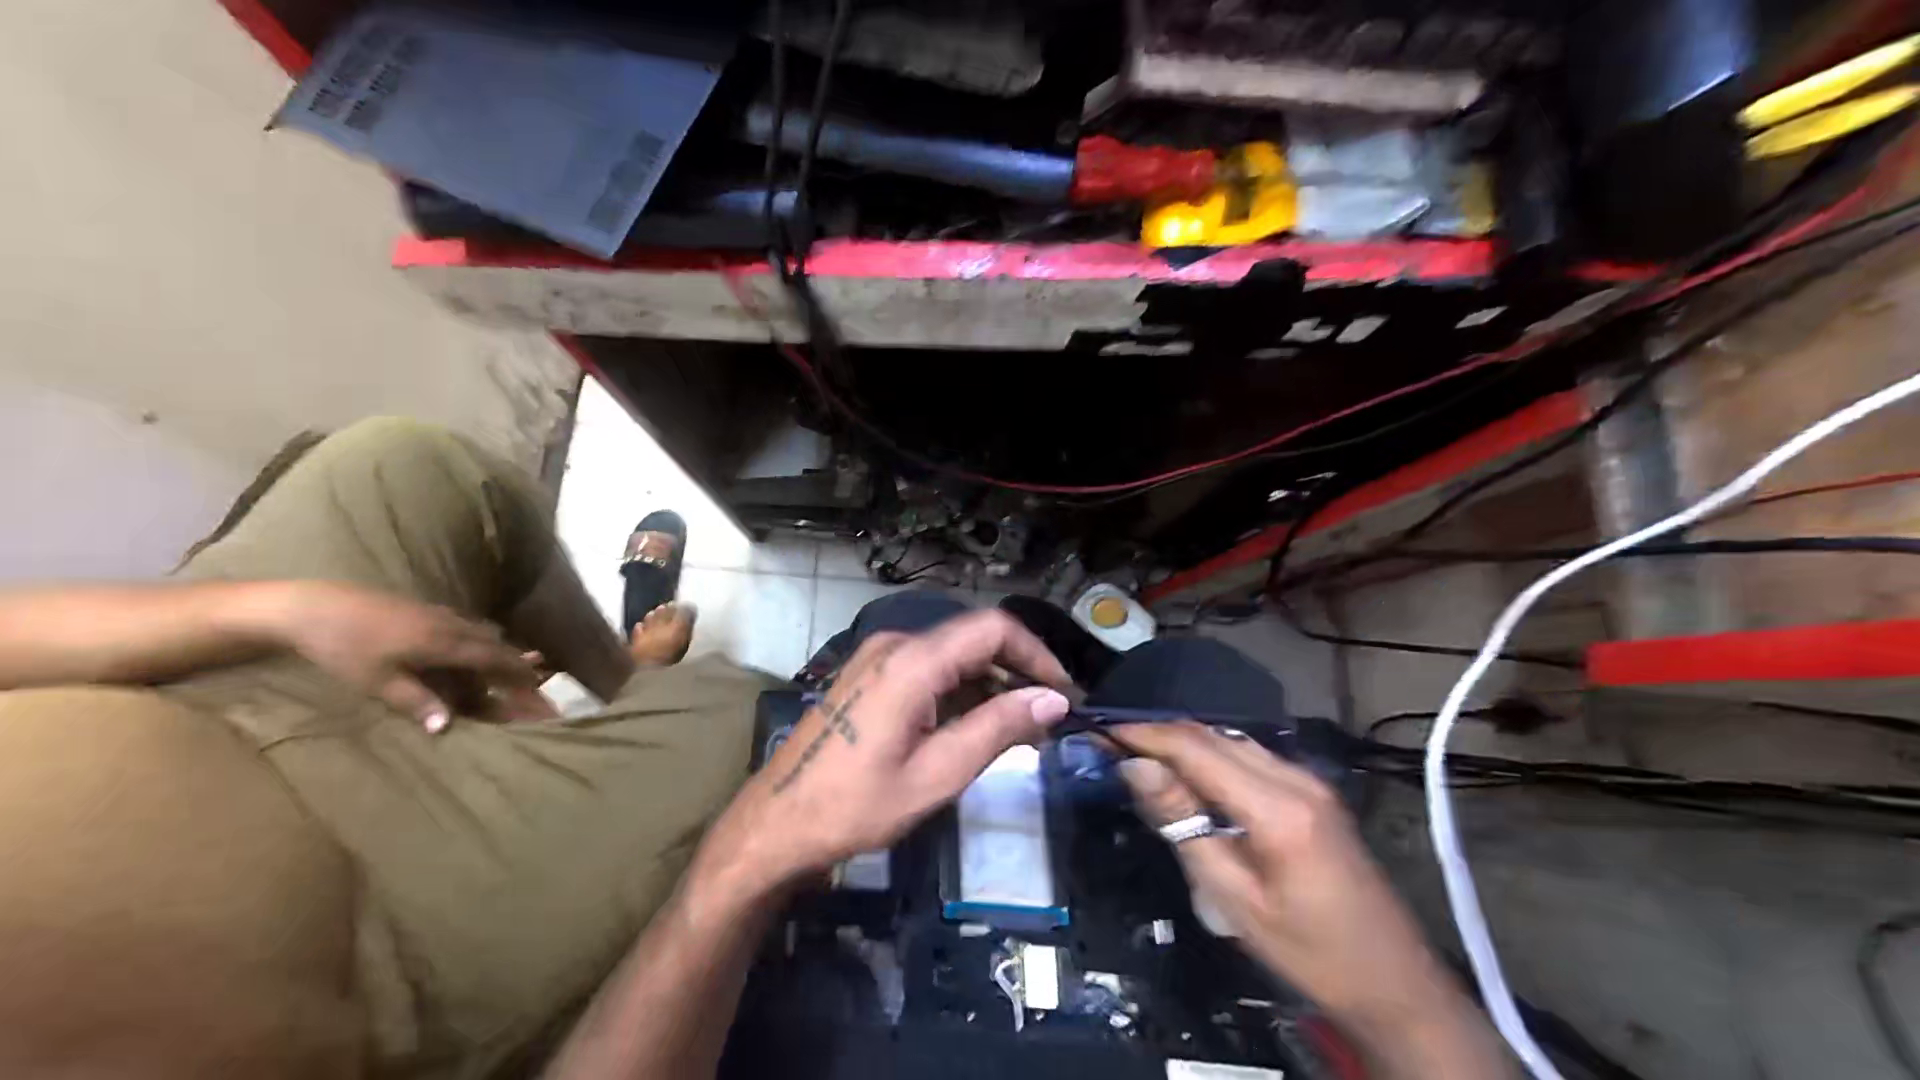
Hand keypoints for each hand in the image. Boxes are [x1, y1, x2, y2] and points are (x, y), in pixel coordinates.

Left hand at [263, 581, 546, 731]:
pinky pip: (467, 625)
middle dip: (515, 661)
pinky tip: (470, 644)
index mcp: (445, 644)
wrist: (315, 606)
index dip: (517, 672)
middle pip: (495, 643)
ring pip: (482, 631)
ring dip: (498, 648)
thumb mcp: (376, 681)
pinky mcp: (427, 610)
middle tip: (531, 676)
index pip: (494, 659)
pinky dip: (479, 638)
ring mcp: (440, 614)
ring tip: (507, 663)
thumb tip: (447, 727)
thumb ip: (415, 702)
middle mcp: (452, 626)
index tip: (538, 683)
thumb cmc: (345, 648)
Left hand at [695, 611, 1072, 898]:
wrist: (777, 821)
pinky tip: (974, 725)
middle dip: (1017, 672)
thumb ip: (998, 728)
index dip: (1037, 655)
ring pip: (953, 653)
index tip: (1063, 694)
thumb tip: (1053, 700)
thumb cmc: (856, 805)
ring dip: (989, 684)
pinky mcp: (869, 673)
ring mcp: (878, 656)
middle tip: (1046, 719)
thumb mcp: (937, 774)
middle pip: (974, 638)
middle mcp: (895, 644)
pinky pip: (928, 666)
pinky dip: (959, 689)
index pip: (994, 630)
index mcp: (912, 661)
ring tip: (1018, 729)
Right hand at [1113, 724, 1508, 1076]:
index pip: (1195, 747)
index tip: (1101, 731)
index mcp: (1276, 806)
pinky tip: (1192, 776)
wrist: (1398, 987)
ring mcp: (1310, 782)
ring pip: (1232, 741)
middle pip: (1213, 735)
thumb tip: (1136, 768)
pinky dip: (1212, 756)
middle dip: (1160, 734)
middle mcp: (1295, 778)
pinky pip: (1251, 757)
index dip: (1144, 734)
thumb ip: (1182, 824)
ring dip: (1185, 743)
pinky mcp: (1315, 794)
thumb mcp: (1232, 898)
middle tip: (1113, 744)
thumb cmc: (1309, 953)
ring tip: (1142, 757)